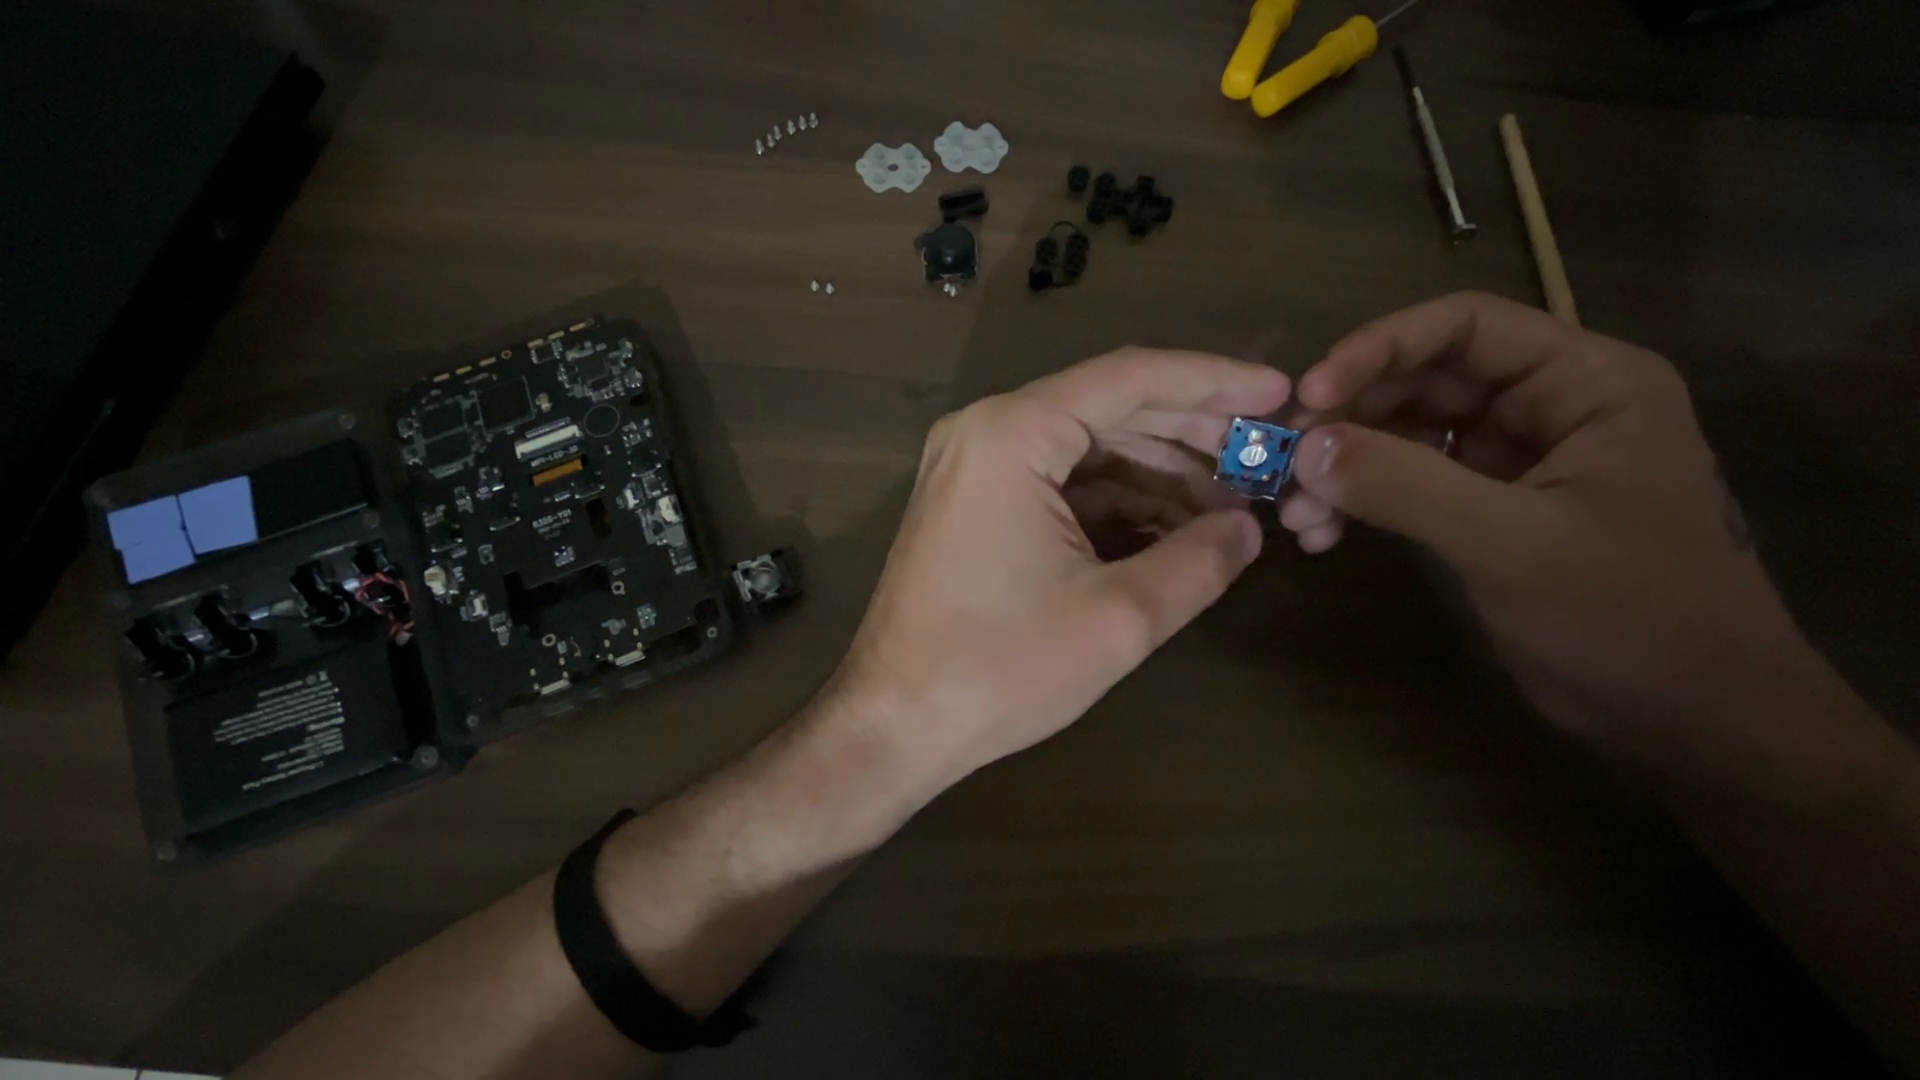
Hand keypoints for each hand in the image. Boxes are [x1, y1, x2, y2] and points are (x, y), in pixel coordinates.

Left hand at [822, 348, 1289, 786]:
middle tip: (1266, 457)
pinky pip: (1061, 487)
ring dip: (1160, 476)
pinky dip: (1119, 505)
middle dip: (1192, 435)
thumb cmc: (998, 668)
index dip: (1213, 383)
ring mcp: (976, 470)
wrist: (894, 724)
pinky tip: (1174, 533)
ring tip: (1233, 507)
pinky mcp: (977, 509)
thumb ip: (1197, 561)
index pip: (1130, 379)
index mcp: (1012, 433)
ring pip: (1089, 451)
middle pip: (1110, 410)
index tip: (1279, 394)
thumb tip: (1249, 528)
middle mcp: (988, 433)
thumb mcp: (1117, 617)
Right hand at [1276, 293, 1812, 751]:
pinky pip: (1409, 483)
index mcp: (1585, 383)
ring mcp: (1516, 459)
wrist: (1689, 720)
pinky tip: (1326, 535)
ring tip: (1298, 514)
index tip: (1307, 396)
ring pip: (1407, 434)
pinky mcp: (1488, 508)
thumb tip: (1305, 449)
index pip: (1465, 327)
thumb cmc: (1630, 617)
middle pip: (1424, 380)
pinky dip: (1363, 501)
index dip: (1378, 348)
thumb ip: (1407, 486)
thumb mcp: (1512, 544)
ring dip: (1346, 466)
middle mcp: (1549, 406)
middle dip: (1349, 420)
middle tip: (1284, 463)